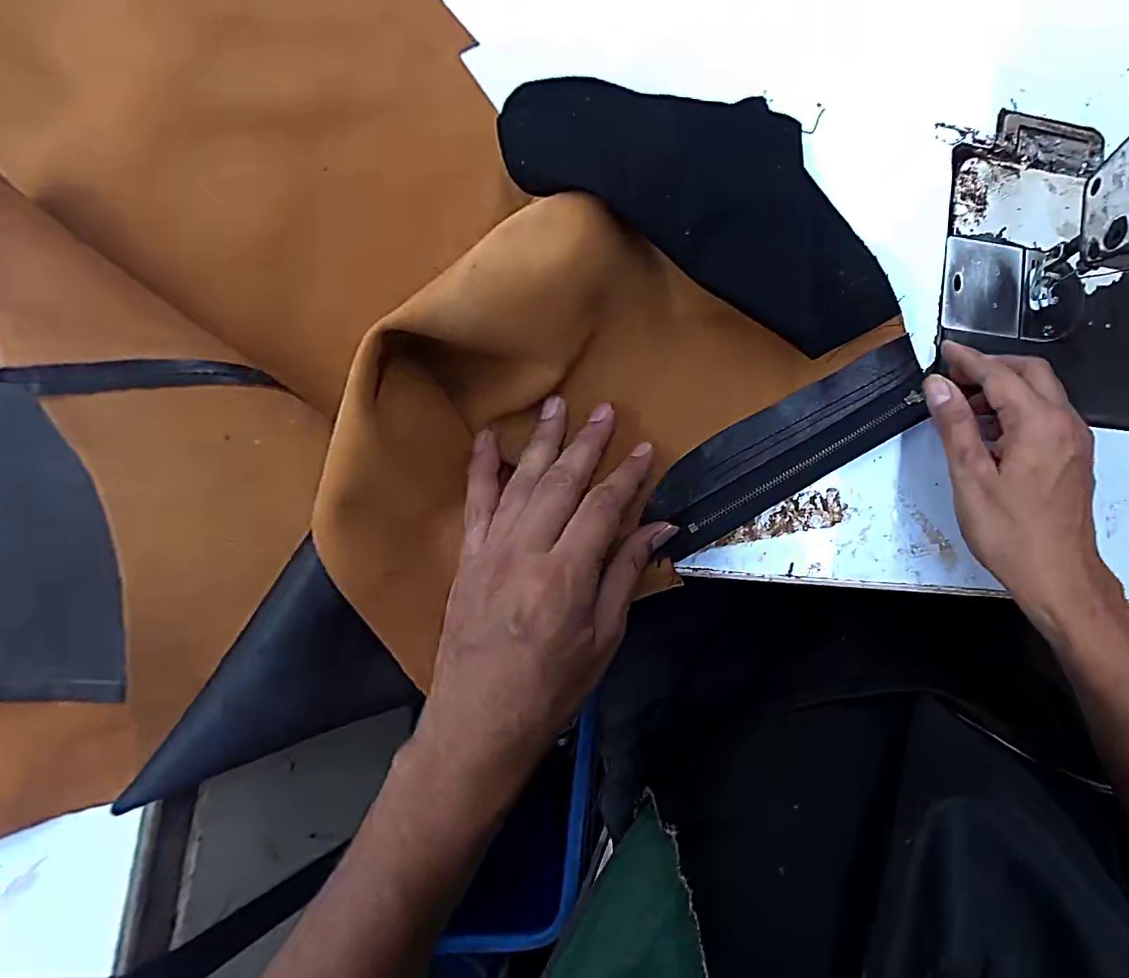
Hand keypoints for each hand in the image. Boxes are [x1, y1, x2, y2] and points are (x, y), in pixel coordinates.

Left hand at [414, 397, 675, 802]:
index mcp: (566, 575)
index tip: (645, 449)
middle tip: (606, 410)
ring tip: (556, 406)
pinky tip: (489, 439)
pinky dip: (482, 469)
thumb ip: (626, 573)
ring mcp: (491, 552)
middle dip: (587, 443)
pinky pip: (475, 504)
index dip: (627, 476)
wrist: (479, 721)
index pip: (603, 507)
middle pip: (561, 483)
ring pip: (521, 483)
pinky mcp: (468, 559)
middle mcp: (526, 552)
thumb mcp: (605, 635)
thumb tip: (660, 528)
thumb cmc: (554, 685)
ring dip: (542, 441)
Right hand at [923, 342, 1128, 646]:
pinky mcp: (1074, 457)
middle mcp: (1065, 425)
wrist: (1060, 578)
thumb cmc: (1019, 539)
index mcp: (1040, 424)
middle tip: (955, 375)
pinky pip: (1047, 416)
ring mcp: (1074, 441)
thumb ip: (956, 426)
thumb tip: (940, 388)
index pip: (999, 374)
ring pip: (1041, 393)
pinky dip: (1019, 410)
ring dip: (1005, 388)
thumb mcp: (972, 478)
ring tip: (966, 406)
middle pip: (1028, 372)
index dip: (968, 360)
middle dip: (990, 367)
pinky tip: (992, 432)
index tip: (946, 353)